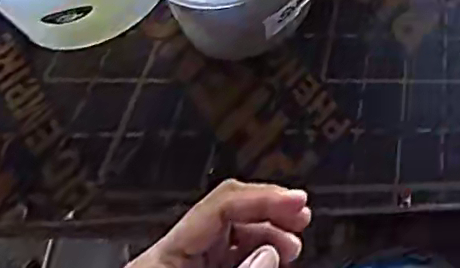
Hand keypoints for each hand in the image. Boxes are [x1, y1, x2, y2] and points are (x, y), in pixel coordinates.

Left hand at [129, 179, 311, 267]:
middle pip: (227, 217)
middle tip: (300, 222)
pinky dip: (252, 259)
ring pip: (230, 238)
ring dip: (265, 238)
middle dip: (268, 216)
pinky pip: (226, 259)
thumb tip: (268, 252)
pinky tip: (272, 261)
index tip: (296, 203)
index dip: (263, 198)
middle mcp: (167, 260)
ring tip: (291, 248)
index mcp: (159, 261)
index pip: (220, 206)